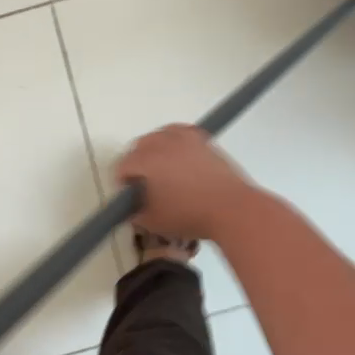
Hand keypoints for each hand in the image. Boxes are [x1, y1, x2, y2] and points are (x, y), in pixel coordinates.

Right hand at [115, 124, 260, 241]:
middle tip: (142, 184)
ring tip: (160, 169)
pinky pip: (181, 132)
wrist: (232, 208)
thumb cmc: (190, 216)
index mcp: (147, 161)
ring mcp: (186, 138)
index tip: (128, 196)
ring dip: (154, 149)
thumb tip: (131, 209)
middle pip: (139, 146)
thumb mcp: (154, 222)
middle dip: (136, 163)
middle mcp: (164, 143)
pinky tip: (178, 156)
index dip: (121, 182)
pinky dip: (174, 141)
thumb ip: (136, 214)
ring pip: (160, 135)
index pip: (122, 165)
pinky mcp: (204, 140)